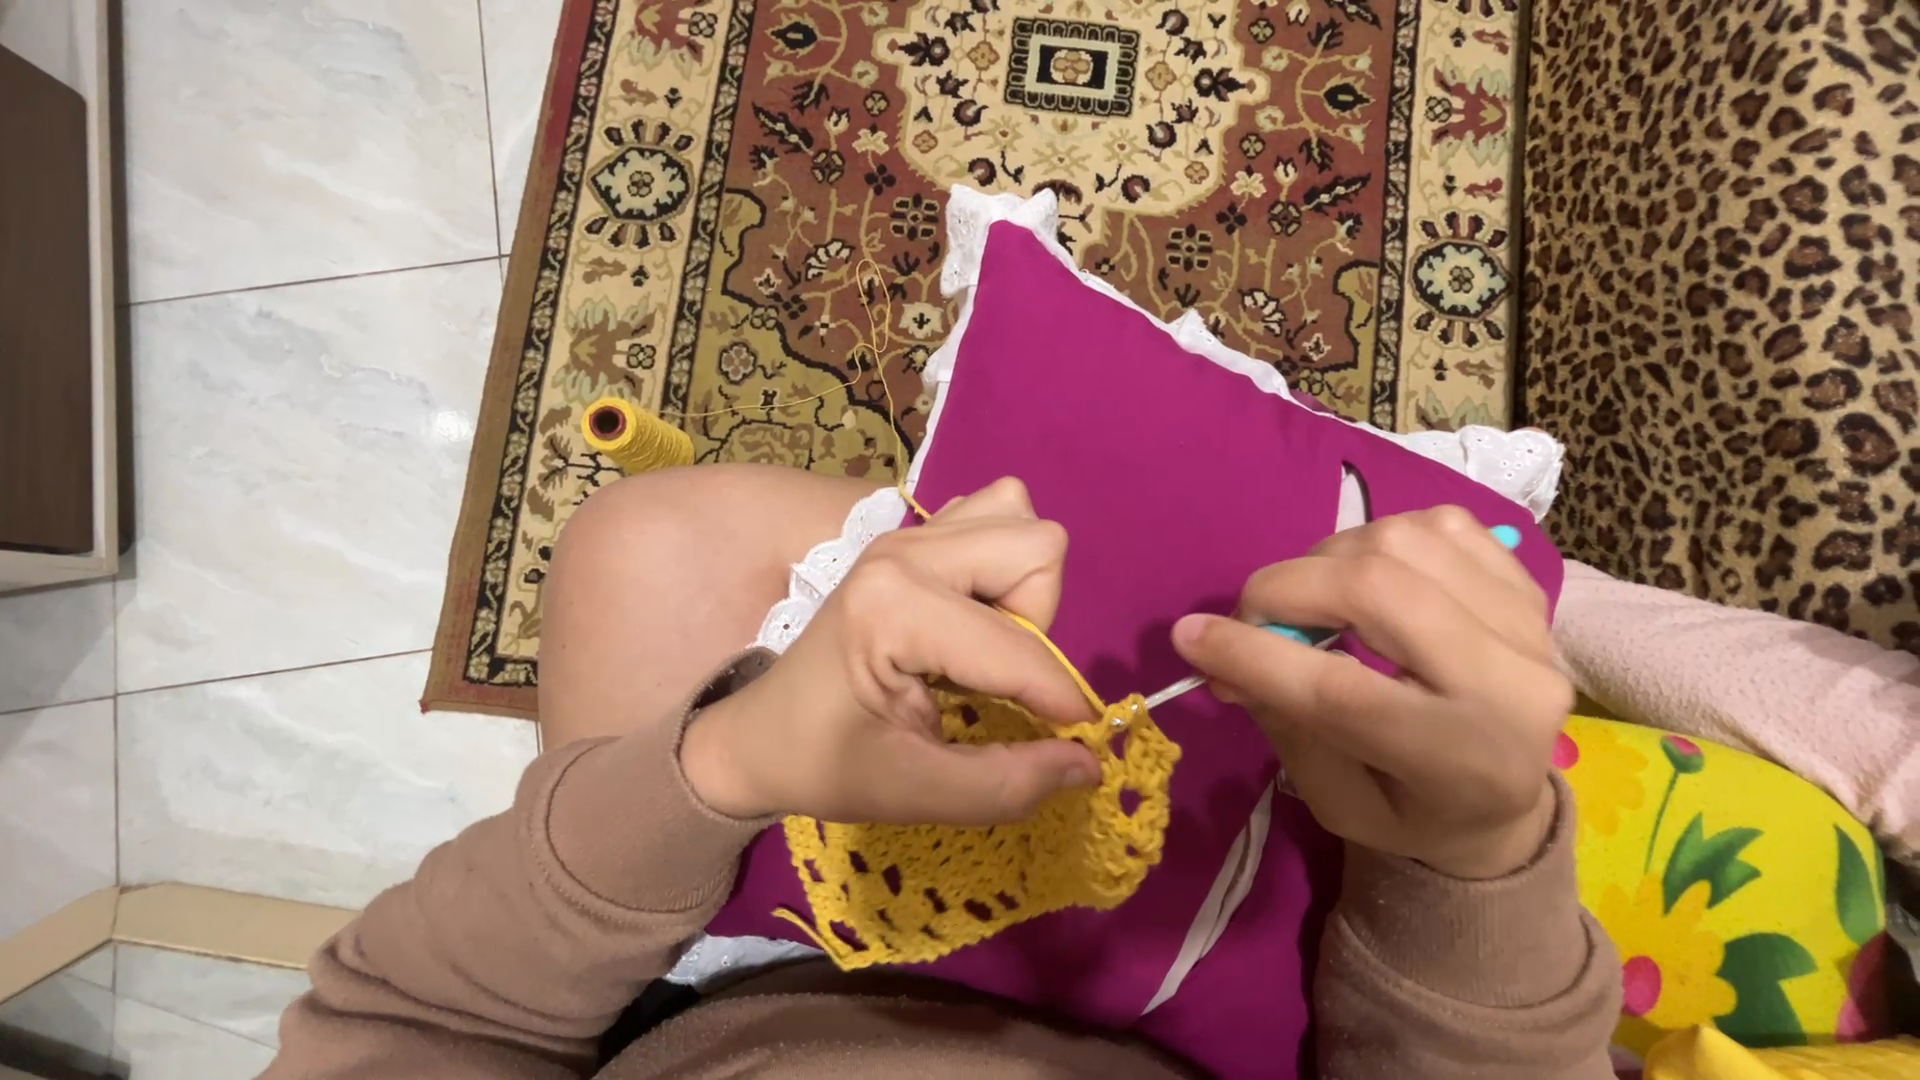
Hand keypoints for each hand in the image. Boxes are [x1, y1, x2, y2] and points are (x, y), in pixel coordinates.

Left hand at [681, 478, 1101, 825]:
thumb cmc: (826, 763)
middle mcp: (903, 551)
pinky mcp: (910, 534)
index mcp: (892, 609)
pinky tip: (971, 612)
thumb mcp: (913, 792)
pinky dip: (1002, 561)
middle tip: (997, 676)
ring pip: (1019, 519)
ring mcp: (905, 533)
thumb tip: (1090, 763)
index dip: (1058, 699)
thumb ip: (1008, 784)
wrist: (761, 731)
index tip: (1072, 740)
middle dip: (1039, 622)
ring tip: (984, 638)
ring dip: (1023, 584)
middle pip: (1037, 548)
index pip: (1016, 646)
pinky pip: (991, 514)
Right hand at [1172, 507, 1570, 878]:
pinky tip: (1364, 578)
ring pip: (1397, 541)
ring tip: (1310, 602)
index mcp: (1466, 761)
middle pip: (1375, 590)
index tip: (1188, 636)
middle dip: (1282, 591)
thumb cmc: (1410, 810)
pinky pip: (1433, 523)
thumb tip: (1221, 651)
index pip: (1339, 691)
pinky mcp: (1526, 582)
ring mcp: (1529, 621)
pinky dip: (1375, 539)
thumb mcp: (1336, 802)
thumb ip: (1283, 724)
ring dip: (1324, 561)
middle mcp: (1515, 682)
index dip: (1251, 654)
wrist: (1507, 798)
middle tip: (1249, 619)